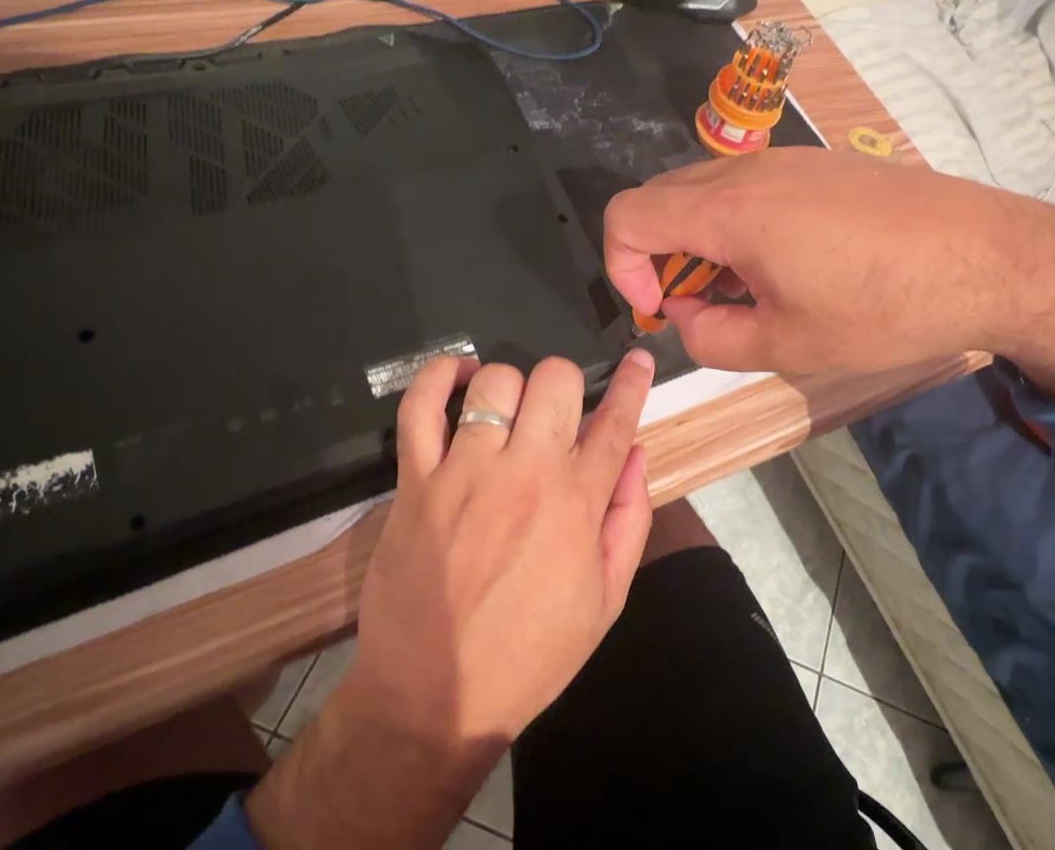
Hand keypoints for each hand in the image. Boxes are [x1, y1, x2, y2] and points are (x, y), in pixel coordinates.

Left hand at [248, 350, 654, 848]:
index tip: (638, 359)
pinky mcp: (415, 481)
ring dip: (511, 385)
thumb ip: (629, 519)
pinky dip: (438, 377)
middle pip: (556, 381)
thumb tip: (636, 454)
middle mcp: (527, 474)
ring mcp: (466, 473)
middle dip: (567, 382)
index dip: (633, 383)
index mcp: (578, 503)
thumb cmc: (532, 654)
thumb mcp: (607, 600)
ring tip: (508, 411)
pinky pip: (419, 406)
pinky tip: (458, 378)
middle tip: (559, 411)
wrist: (437, 696)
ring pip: (495, 383)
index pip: (616, 421)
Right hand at [603, 146, 1054, 397]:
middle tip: (703, 309)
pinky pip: (750, 188)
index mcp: (729, 210)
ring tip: (752, 293)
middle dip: (661, 259)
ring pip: (706, 193)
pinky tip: (792, 267)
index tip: (661, 311)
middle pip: (662, 200)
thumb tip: (686, 313)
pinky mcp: (822, 164)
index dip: (622, 269)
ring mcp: (789, 160)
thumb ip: (710, 336)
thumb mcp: (787, 346)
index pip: (626, 216)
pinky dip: (740, 227)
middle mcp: (749, 170)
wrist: (992, 257)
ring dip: (702, 244)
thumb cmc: (885, 308)